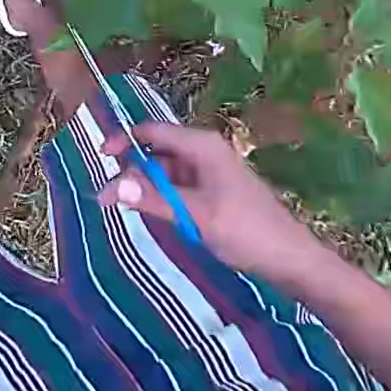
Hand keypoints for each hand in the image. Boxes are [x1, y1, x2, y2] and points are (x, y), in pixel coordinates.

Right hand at [97, 121, 329, 281]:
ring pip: (167, 171)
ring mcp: (211, 171)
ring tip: (125, 210)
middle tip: (108, 199)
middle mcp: (204, 151)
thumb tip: (114, 186)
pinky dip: (163, 197)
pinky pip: (180, 186)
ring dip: (147, 187)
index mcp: (202, 146)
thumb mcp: (196, 216)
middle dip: (132, 171)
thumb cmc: (246, 231)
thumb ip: (155, 200)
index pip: (153, 131)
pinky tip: (155, 214)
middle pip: (158, 152)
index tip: (100, 157)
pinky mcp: (215, 190)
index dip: (124, 139)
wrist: (290, 258)